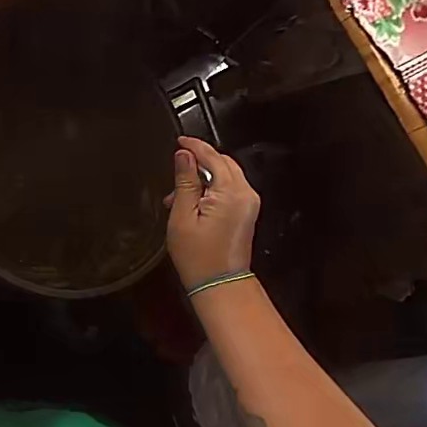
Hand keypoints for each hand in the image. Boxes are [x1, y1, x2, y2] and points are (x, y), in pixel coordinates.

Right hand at [166, 136, 259, 287]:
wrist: (219, 284)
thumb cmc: (200, 258)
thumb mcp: (182, 216)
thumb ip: (185, 181)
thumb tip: (184, 156)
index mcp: (231, 192)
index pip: (213, 156)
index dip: (194, 147)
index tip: (181, 142)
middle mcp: (246, 194)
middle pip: (223, 163)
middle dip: (199, 162)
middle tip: (177, 168)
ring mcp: (249, 204)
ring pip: (226, 175)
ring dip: (203, 178)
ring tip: (178, 196)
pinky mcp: (247, 213)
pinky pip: (230, 190)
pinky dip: (212, 189)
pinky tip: (193, 203)